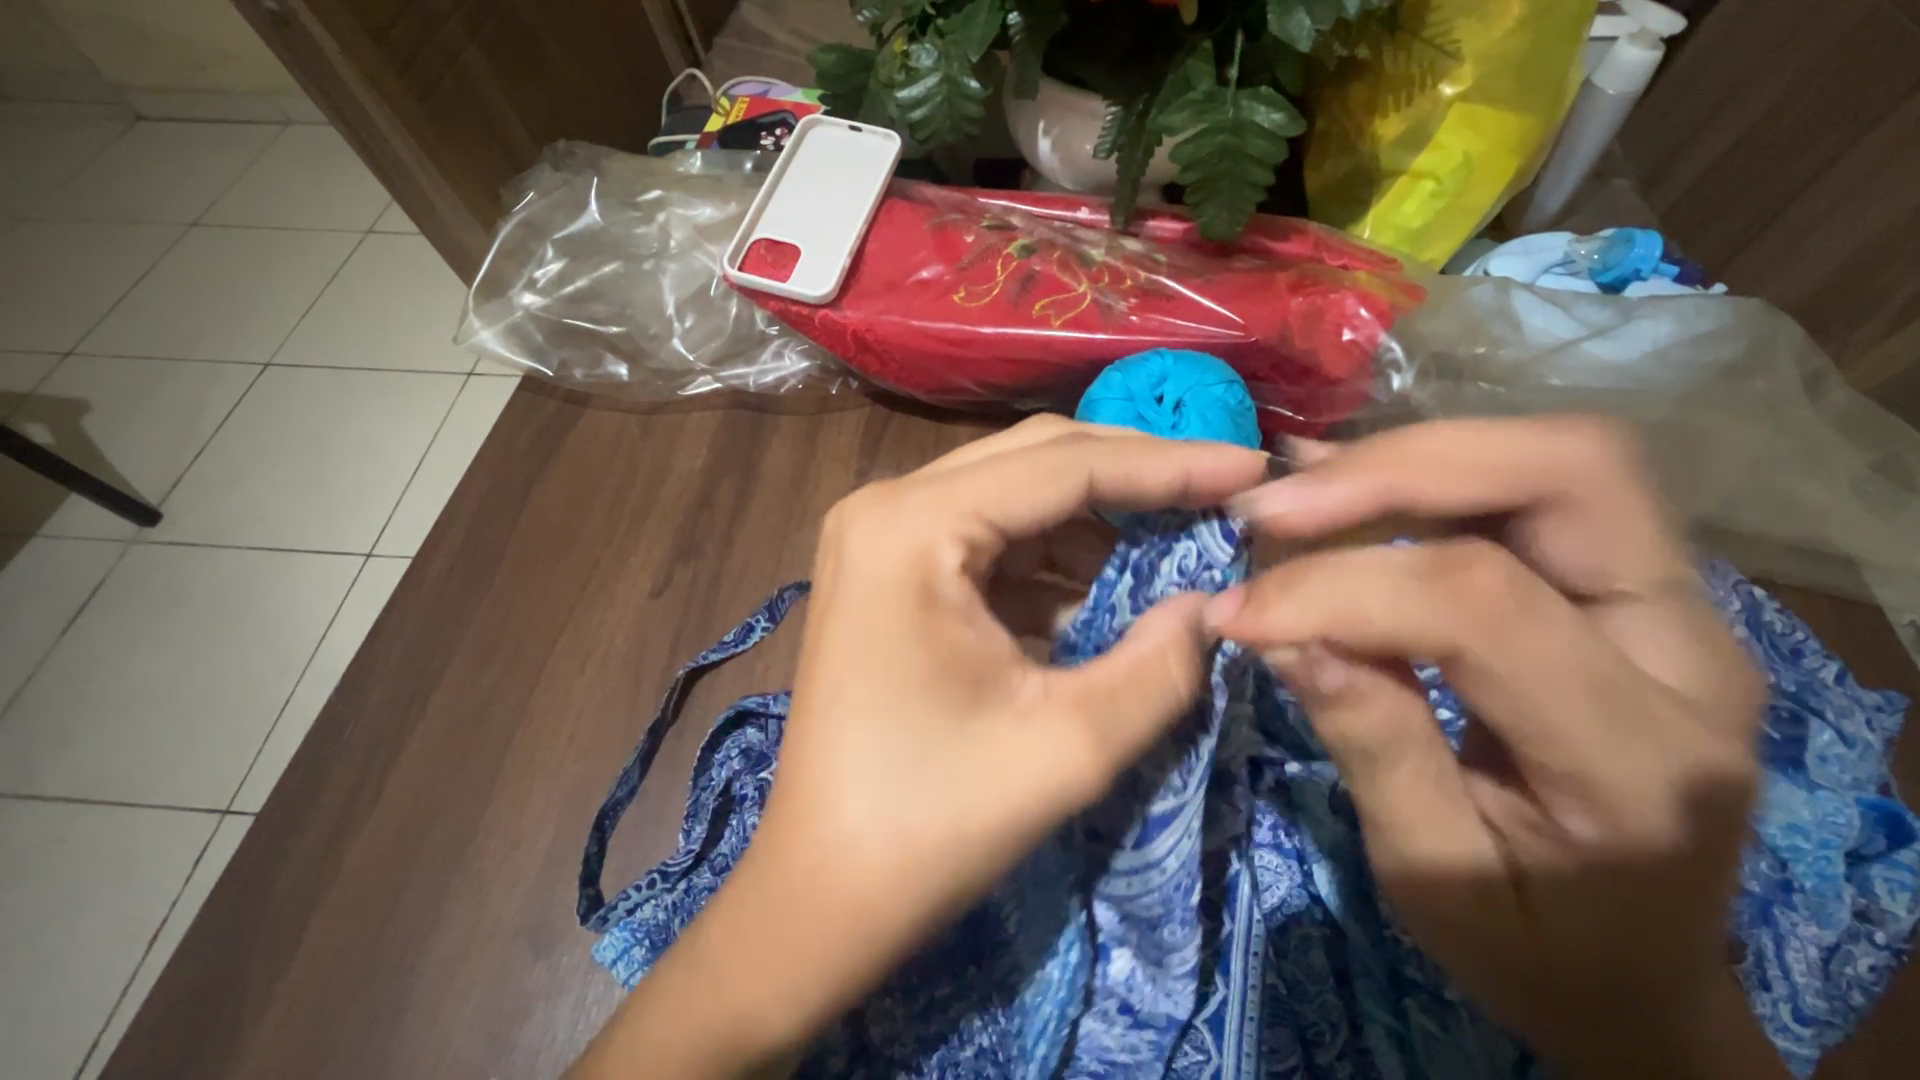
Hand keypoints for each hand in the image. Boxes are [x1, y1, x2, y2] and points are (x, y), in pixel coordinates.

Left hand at [571, 416, 1264, 1077]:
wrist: (824, 892)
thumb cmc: (934, 823)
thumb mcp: (1070, 745)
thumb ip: (1163, 662)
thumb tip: (1216, 603)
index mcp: (912, 526)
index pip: (1063, 465)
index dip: (1169, 465)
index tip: (1255, 470)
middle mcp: (887, 507)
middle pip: (1035, 460)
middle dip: (1136, 477)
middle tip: (1226, 496)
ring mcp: (880, 537)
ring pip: (1015, 495)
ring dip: (1098, 519)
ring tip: (1180, 546)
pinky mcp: (888, 573)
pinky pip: (990, 539)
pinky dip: (1054, 557)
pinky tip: (1107, 589)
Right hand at [1207, 417, 1777, 1077]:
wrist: (1638, 979)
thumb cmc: (1532, 949)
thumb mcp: (1430, 875)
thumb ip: (1369, 740)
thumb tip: (1280, 630)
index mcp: (1639, 757)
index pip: (1483, 606)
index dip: (1340, 589)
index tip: (1234, 614)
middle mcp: (1691, 653)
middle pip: (1567, 475)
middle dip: (1398, 471)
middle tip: (1271, 508)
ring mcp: (1676, 610)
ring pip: (1555, 462)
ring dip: (1408, 462)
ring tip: (1291, 491)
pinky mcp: (1635, 593)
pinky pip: (1534, 493)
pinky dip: (1425, 477)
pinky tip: (1340, 487)